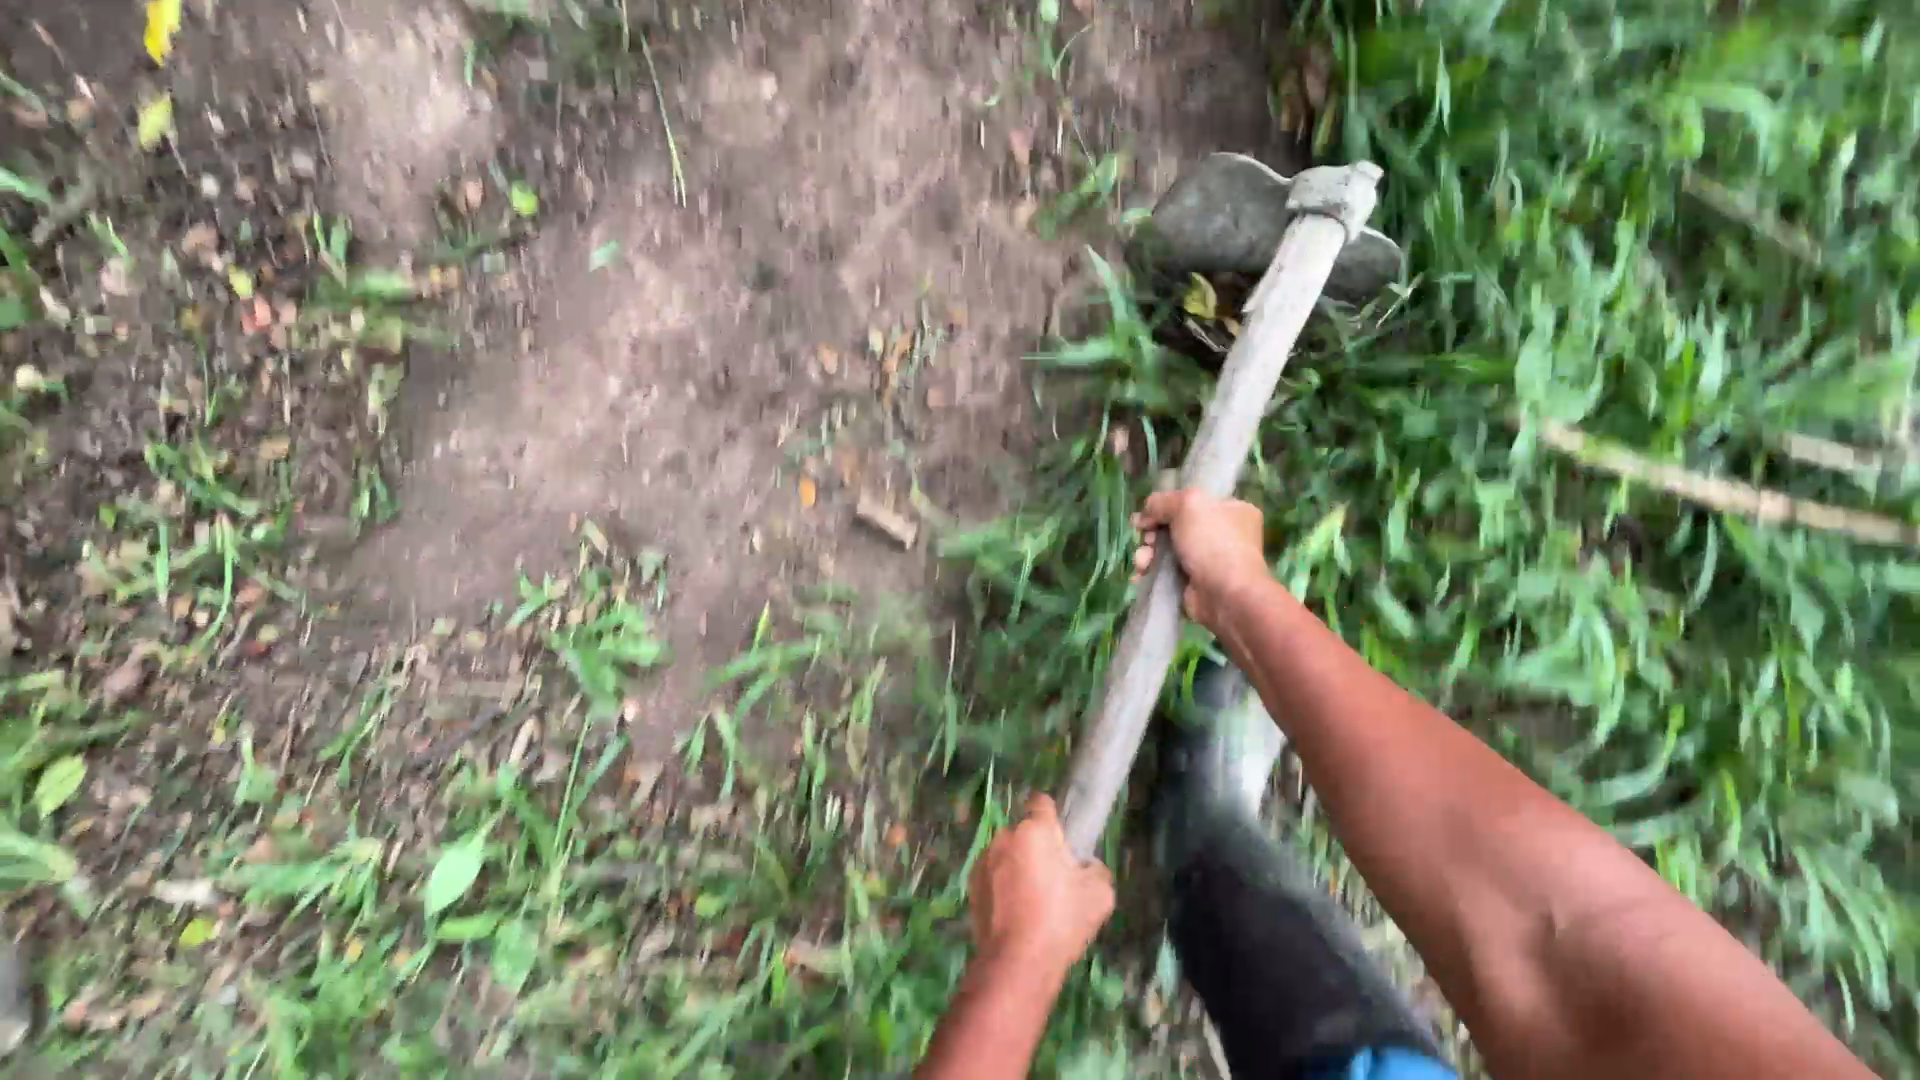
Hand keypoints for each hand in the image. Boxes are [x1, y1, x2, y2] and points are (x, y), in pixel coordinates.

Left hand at [969, 795, 1114, 977]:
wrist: (1017, 962)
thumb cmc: (1061, 921)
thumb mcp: (1100, 894)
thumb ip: (1095, 869)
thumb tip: (1085, 866)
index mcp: (1035, 831)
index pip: (1042, 803)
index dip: (1053, 817)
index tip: (1061, 839)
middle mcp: (1004, 837)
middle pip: (1025, 833)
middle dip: (1037, 848)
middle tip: (1053, 879)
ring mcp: (983, 860)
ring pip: (1007, 853)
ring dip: (1017, 866)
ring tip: (1031, 901)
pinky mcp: (971, 884)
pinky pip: (993, 874)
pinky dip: (1001, 885)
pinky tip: (1014, 912)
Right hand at [1131, 490, 1268, 629]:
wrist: (1226, 595)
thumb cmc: (1214, 543)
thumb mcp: (1188, 505)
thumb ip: (1162, 502)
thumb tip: (1143, 518)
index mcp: (1230, 509)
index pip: (1190, 501)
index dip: (1164, 507)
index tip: (1146, 517)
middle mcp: (1220, 532)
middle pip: (1173, 525)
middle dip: (1152, 533)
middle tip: (1147, 541)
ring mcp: (1206, 559)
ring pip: (1165, 549)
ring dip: (1147, 554)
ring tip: (1143, 563)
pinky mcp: (1192, 582)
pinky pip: (1164, 570)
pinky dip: (1150, 571)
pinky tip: (1141, 575)